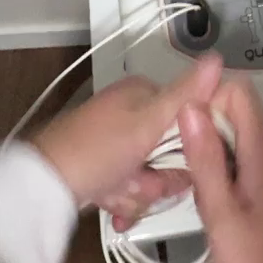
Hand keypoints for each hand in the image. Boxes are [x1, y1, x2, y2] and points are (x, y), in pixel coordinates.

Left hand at [31, 54, 222, 229]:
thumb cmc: (98, 148)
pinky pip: (130, 186)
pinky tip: (110, 203)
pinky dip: (123, 198)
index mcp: (143, 92)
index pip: (187, 120)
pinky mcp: (105, 166)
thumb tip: (218, 58)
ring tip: (115, 190)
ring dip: (137, 191)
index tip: (176, 163)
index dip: (186, 148)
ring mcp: (117, 141)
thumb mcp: (148, 121)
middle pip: (168, 154)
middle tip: (136, 178)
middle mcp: (131, 112)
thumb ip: (186, 94)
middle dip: (155, 177)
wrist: (44, 184)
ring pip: (151, 175)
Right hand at [181, 80, 262, 262]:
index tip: (188, 136)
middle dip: (208, 134)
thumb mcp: (221, 215)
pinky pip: (250, 157)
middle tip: (194, 176)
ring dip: (217, 155)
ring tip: (207, 197)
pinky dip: (230, 170)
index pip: (238, 90)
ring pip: (241, 136)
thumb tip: (190, 105)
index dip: (208, 103)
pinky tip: (222, 206)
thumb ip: (205, 159)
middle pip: (238, 112)